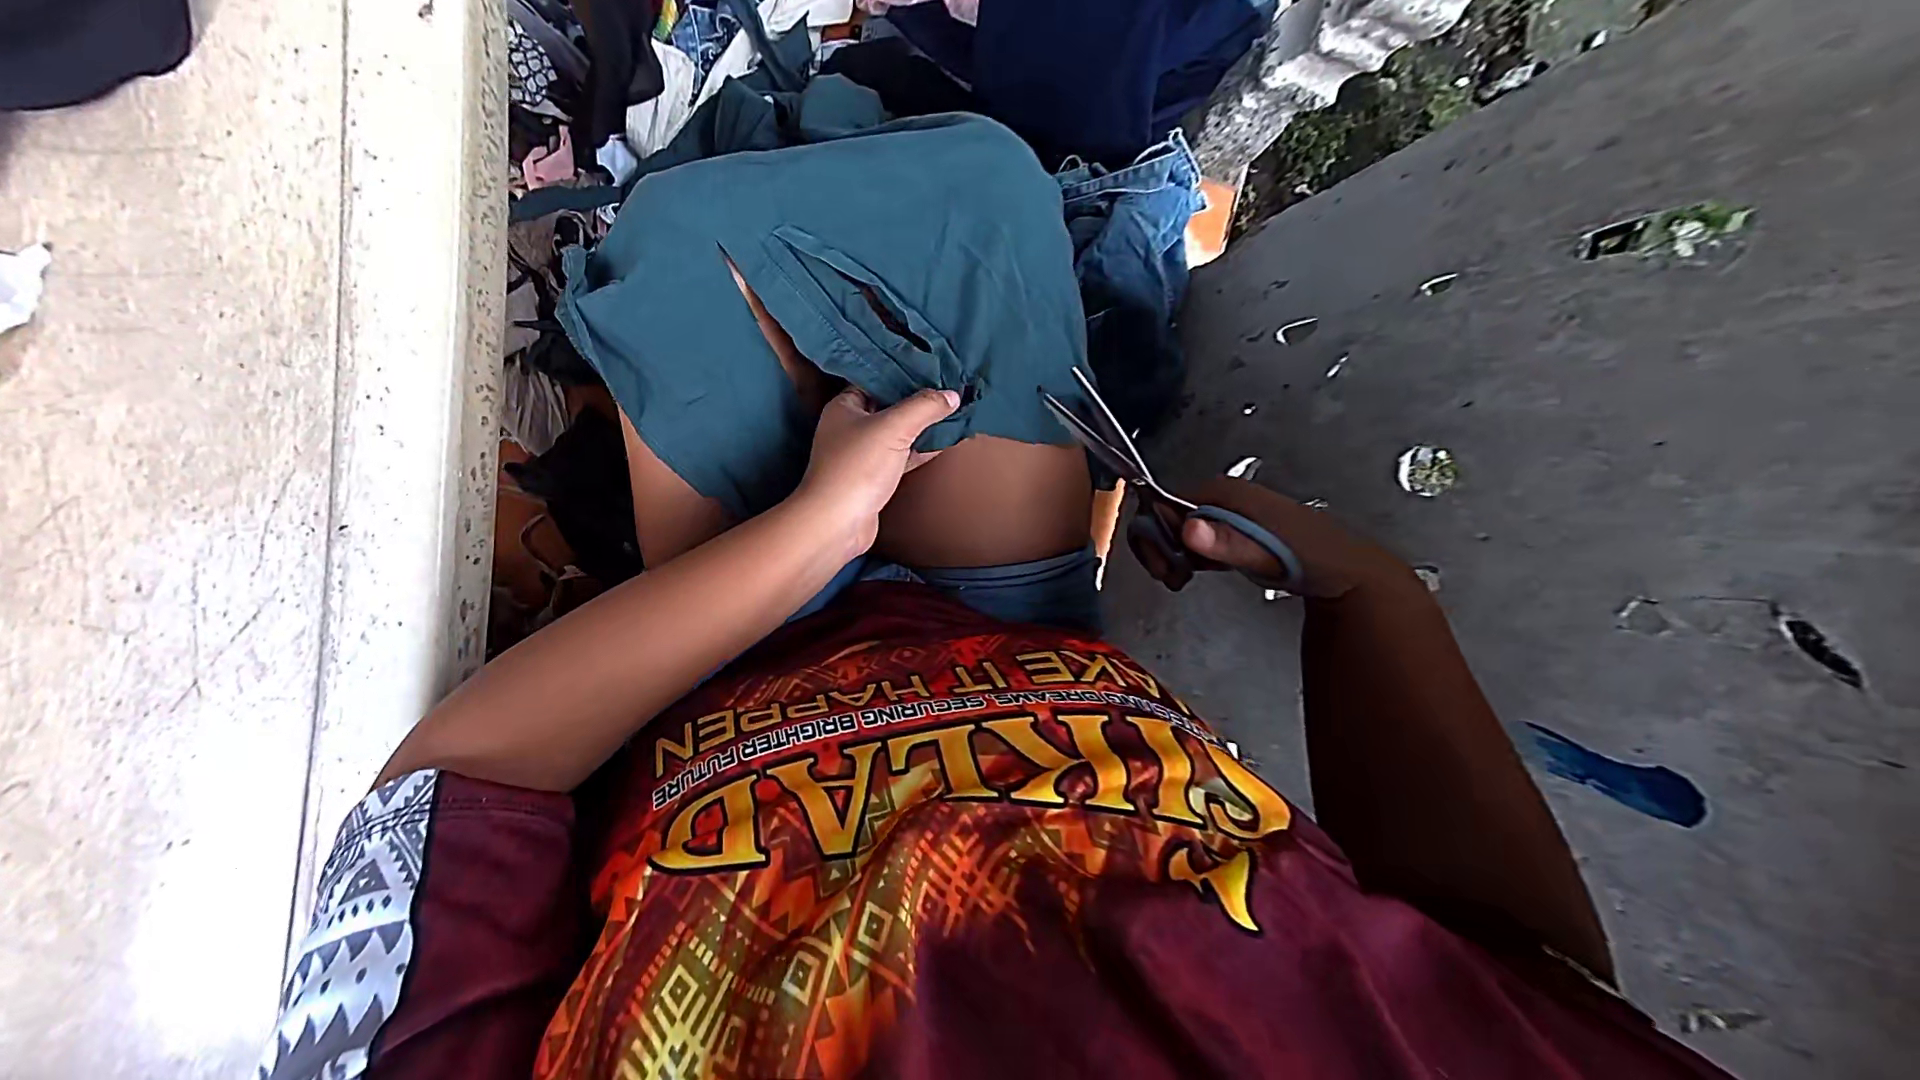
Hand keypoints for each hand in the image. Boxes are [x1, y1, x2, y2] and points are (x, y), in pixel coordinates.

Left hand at [795, 387, 959, 552]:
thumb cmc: (856, 468)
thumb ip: (924, 407)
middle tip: (947, 388)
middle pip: (889, 406)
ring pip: (896, 433)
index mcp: (845, 406)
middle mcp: (850, 427)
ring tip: (951, 412)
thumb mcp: (893, 428)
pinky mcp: (873, 478)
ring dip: (920, 426)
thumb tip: (951, 395)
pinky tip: (943, 443)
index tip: (932, 366)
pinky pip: (901, 457)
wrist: (837, 523)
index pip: (876, 379)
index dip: (903, 372)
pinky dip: (919, 450)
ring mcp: (861, 454)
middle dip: (916, 400)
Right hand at [1143, 476, 1420, 598]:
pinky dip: (1184, 556)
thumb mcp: (1265, 553)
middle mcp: (1223, 500)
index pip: (1166, 503)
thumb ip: (1227, 543)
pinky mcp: (1231, 532)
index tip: (1162, 563)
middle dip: (1158, 544)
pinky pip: (1193, 538)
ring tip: (1177, 577)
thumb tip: (1189, 528)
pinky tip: (1189, 573)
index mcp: (1226, 495)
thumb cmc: (1310, 558)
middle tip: (1168, 575)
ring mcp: (1227, 516)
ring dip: (1169, 553)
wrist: (1346, 572)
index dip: (1155, 532)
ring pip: (1177, 527)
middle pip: (1167, 514)